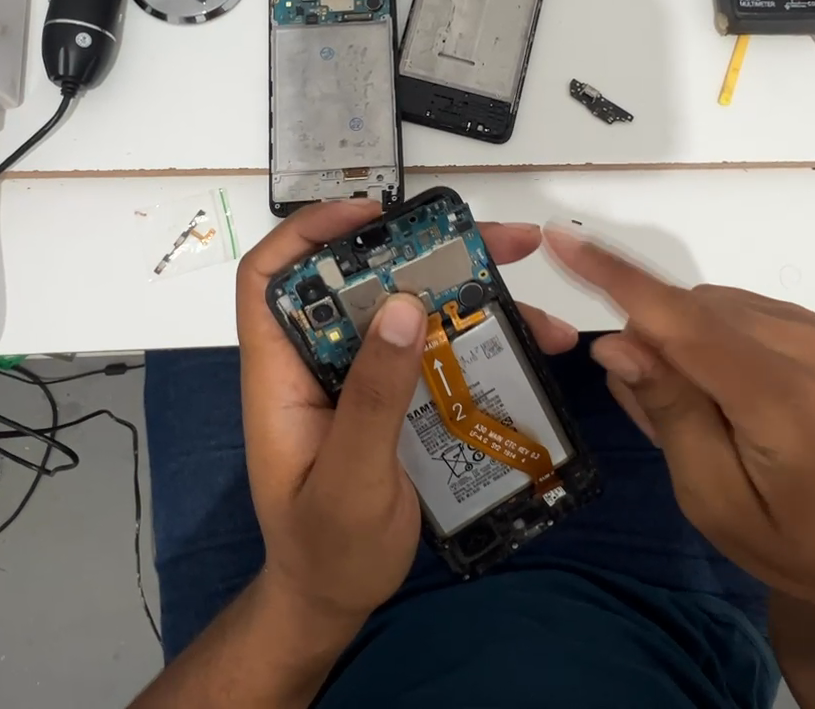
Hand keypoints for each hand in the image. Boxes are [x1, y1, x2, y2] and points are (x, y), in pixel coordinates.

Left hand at [236, 201, 579, 623]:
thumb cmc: (326, 547)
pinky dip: (486, 342)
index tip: (374, 215)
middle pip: (366, 281)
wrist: (338, 599)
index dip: (309, 233)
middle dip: (432, 253)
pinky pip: (440, 351)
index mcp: (284, 372)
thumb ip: (373, 398)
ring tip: (542, 300)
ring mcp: (364, 376)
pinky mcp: (400, 395)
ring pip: (414, 311)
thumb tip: (405, 306)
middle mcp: (324, 360)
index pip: (272, 279)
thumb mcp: (349, 479)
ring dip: (476, 297)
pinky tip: (539, 347)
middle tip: (503, 241)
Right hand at [544, 224, 814, 633]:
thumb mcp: (712, 498)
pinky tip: (724, 396)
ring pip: (704, 306)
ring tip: (700, 418)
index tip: (560, 239)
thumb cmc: (789, 544)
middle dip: (649, 345)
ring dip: (677, 345)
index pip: (681, 320)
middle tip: (655, 418)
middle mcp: (804, 346)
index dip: (615, 277)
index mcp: (784, 398)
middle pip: (686, 311)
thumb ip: (669, 412)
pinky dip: (705, 342)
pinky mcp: (814, 330)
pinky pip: (729, 312)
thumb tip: (614, 342)